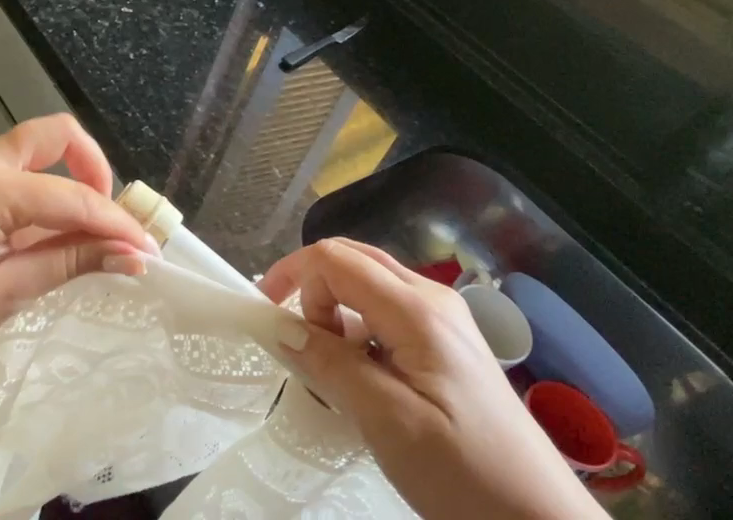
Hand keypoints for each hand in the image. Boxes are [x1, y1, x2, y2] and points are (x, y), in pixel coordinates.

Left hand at [0, 115, 157, 405]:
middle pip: (57, 135)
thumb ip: (71, 261)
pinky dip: (50, 183)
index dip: (116, 223)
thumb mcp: (9, 291)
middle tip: (110, 220)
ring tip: (89, 228)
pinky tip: (57, 227)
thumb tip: (132, 254)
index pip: (74, 196)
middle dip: (95, 168)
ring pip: (40, 144)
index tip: (149, 249)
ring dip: (73, 174)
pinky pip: (22, 164)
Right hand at [260, 239, 605, 519]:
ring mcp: (445, 322)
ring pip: (369, 286)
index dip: (292, 275)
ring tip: (332, 371)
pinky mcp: (449, 347)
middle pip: (353, 261)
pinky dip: (358, 331)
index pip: (336, 260)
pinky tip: (362, 379)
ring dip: (335, 312)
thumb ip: (331, 364)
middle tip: (298, 343)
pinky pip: (388, 315)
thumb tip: (283, 326)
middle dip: (312, 289)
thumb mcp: (386, 421)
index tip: (267, 318)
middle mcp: (432, 300)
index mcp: (417, 310)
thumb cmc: (464, 473)